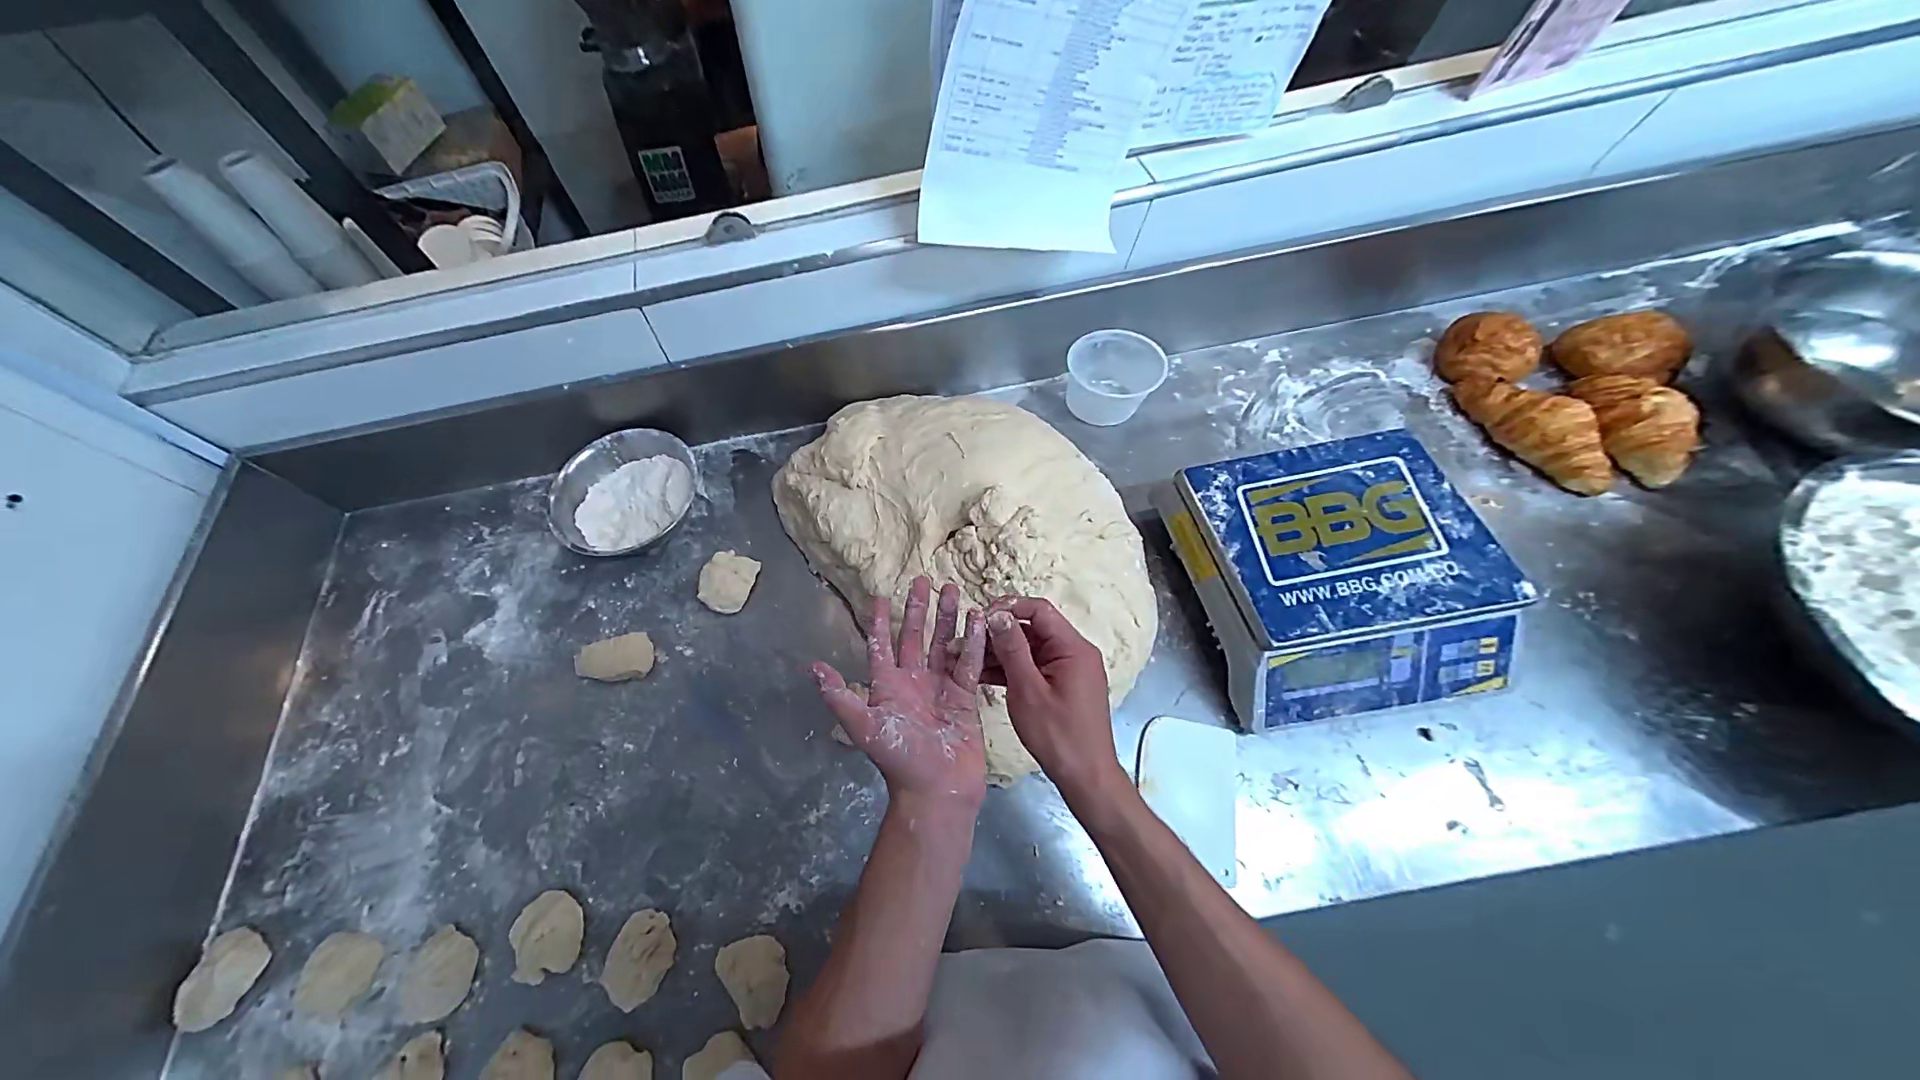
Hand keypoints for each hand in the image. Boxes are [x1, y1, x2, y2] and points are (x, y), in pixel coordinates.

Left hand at [812, 576, 988, 810]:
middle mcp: (913, 681)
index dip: (880, 623)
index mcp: (888, 686)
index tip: (880, 596)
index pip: (882, 646)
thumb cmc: (898, 757)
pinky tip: (978, 618)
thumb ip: (840, 695)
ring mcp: (941, 687)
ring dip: (947, 617)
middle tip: (924, 579)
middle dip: (918, 609)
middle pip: (915, 637)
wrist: (936, 790)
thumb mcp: (864, 725)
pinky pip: (968, 663)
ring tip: (952, 589)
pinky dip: (973, 640)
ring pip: (944, 643)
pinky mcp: (965, 696)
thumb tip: (812, 667)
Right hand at [984, 598, 1123, 799]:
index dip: (1008, 608)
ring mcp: (1069, 669)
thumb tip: (997, 615)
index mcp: (1073, 648)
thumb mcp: (1028, 690)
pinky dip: (1012, 669)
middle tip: (968, 642)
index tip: (980, 617)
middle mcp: (1075, 652)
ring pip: (1031, 648)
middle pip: (1034, 628)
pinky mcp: (1062, 685)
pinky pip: (1034, 667)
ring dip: (1002, 652)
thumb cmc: (1058, 735)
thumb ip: (1012, 649)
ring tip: (969, 659)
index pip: (1039, 610)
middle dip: (1000, 632)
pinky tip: (984, 676)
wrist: (1086, 776)